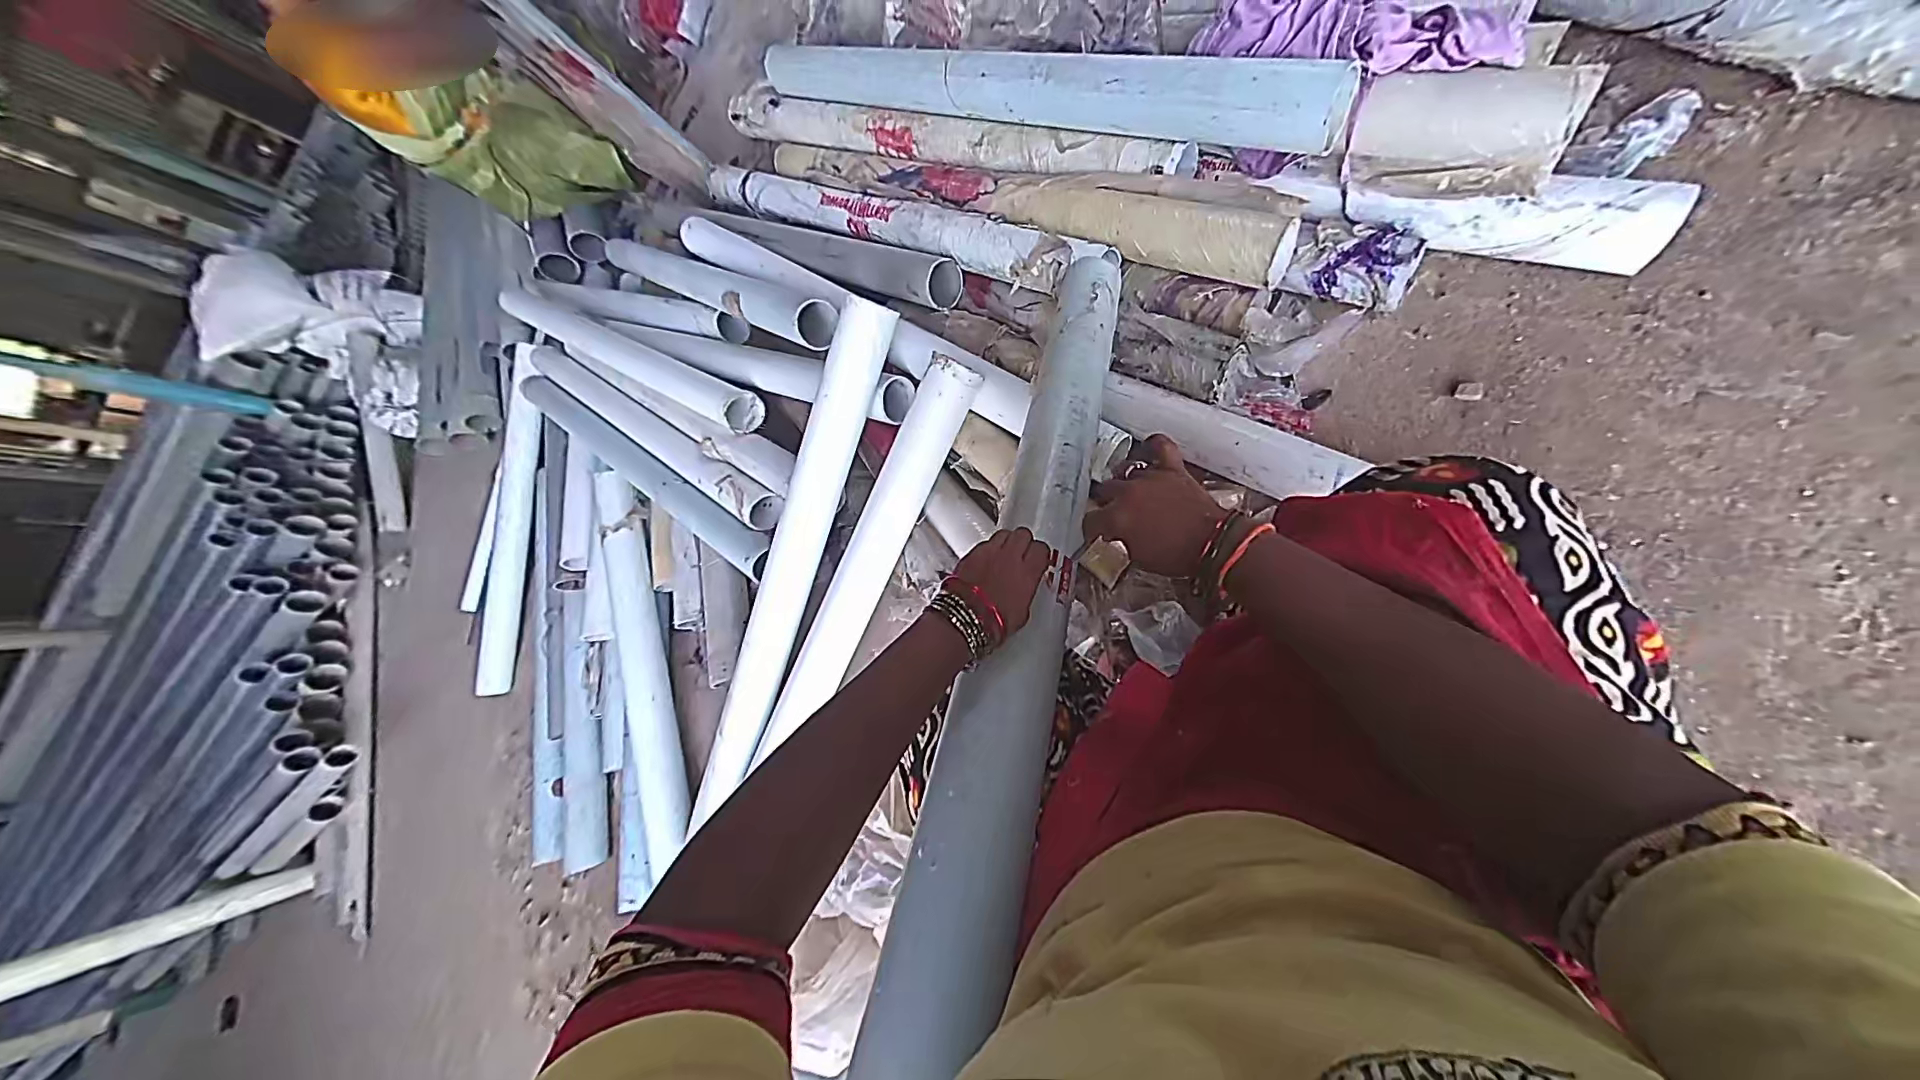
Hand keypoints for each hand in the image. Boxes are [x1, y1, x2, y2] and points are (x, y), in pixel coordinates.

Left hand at [951, 527, 1051, 637]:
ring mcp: (990, 552)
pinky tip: (987, 560)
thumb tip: (1023, 592)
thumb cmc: (992, 620)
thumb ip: (1026, 591)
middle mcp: (1011, 557)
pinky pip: (985, 543)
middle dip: (1024, 542)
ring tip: (1004, 553)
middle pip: (1023, 534)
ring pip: (1004, 534)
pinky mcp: (972, 553)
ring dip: (1006, 542)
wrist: (966, 616)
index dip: (1040, 554)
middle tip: (1022, 552)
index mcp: (1028, 571)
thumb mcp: (1022, 612)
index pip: (1042, 549)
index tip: (1038, 558)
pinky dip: (987, 549)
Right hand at [1083, 434, 1227, 577]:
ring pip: (1124, 470)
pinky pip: (1159, 446)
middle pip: (1103, 491)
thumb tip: (1115, 534)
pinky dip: (1152, 446)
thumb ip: (1120, 540)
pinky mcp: (1171, 469)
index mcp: (1117, 518)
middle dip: (1105, 504)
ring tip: (1128, 490)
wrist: (1213, 546)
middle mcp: (1128, 493)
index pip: (1090, 520)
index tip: (1097, 533)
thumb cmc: (1176, 557)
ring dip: (1123, 481)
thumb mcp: (1138, 557)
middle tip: (1113, 513)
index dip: (1092, 529)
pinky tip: (1147, 451)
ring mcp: (1150, 478)